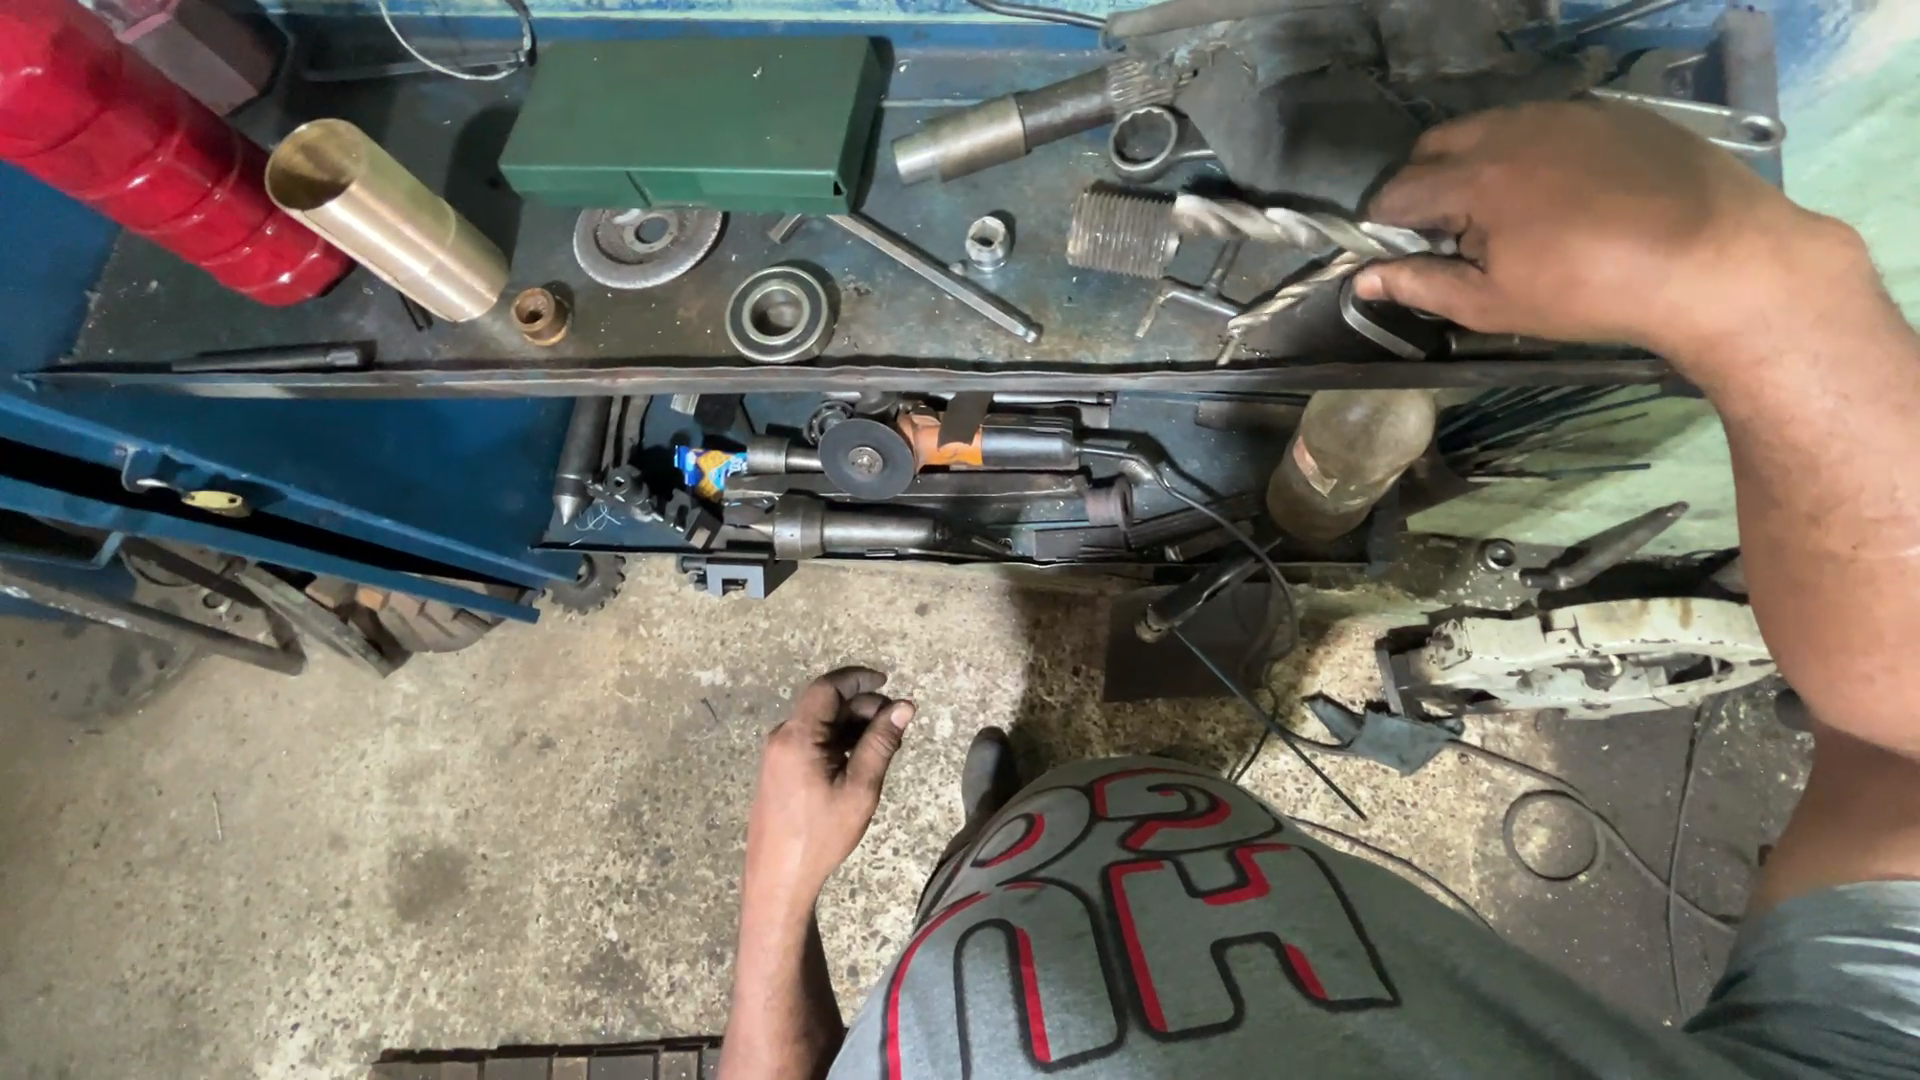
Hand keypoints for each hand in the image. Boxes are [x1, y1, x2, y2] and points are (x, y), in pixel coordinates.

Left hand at [742, 668, 915, 911]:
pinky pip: (813, 741)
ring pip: (821, 724)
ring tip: (887, 744)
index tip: (888, 682)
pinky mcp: (780, 770)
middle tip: (896, 724)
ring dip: (853, 725)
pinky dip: (839, 741)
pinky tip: (862, 759)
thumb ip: (881, 742)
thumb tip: (904, 706)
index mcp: (797, 735)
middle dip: (863, 706)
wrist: (778, 880)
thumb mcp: (860, 788)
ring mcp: (778, 754)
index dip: (858, 678)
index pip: (828, 687)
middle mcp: (783, 737)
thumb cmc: (820, 835)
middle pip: (826, 704)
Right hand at [1354, 100, 1852, 363]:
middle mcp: (1515, 131)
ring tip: (1493, 214)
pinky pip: (1540, 124)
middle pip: (1435, 146)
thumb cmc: (1587, 293)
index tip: (1390, 254)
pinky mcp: (1610, 114)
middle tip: (1438, 232)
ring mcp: (1567, 115)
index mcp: (1478, 178)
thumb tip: (1362, 280)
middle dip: (1420, 185)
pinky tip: (1547, 196)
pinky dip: (1520, 154)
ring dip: (1468, 165)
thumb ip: (1419, 284)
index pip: (1397, 192)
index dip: (1380, 226)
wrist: (1716, 261)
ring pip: (1487, 127)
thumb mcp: (1489, 303)